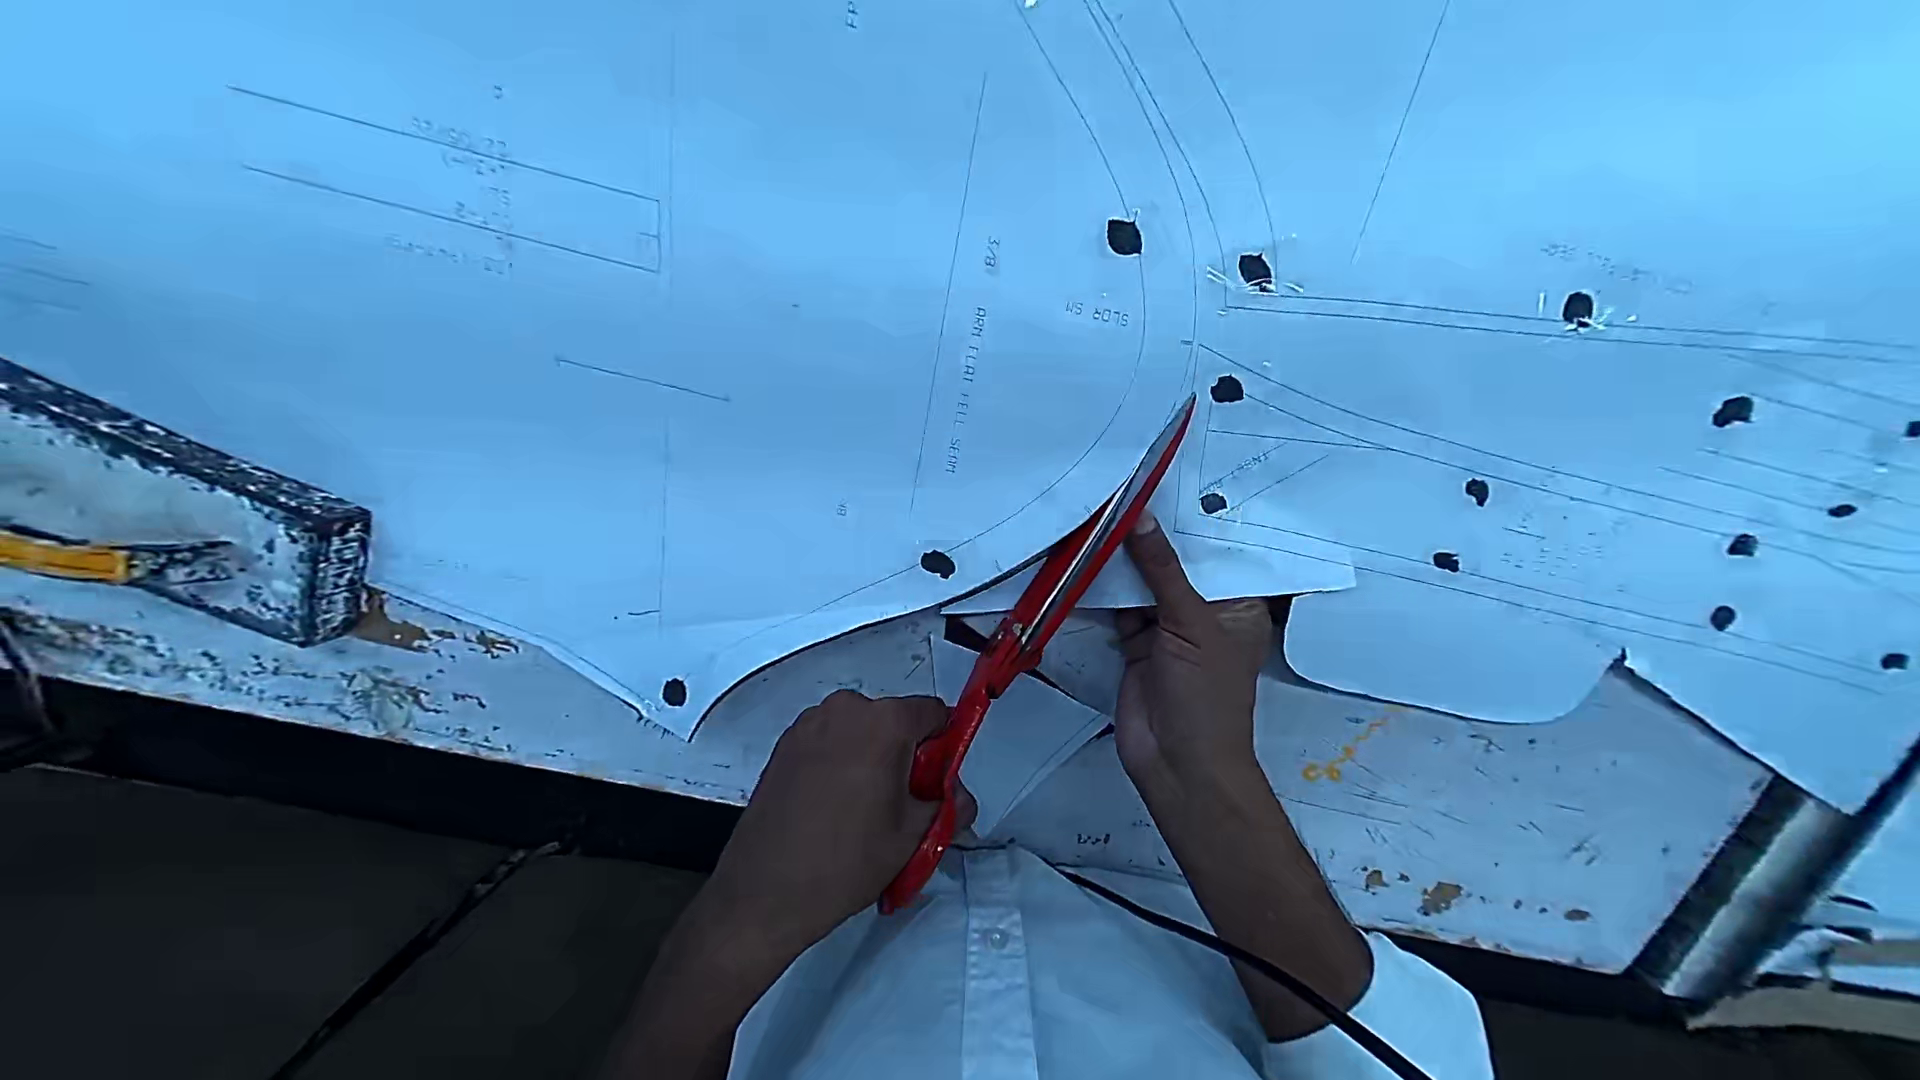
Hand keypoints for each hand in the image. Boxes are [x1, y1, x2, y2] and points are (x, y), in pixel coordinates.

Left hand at [702, 691, 972, 953]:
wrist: (763, 893)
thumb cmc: (845, 861)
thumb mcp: (915, 836)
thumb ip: (951, 804)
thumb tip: (960, 796)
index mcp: (885, 722)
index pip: (933, 712)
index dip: (942, 745)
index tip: (935, 780)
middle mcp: (846, 709)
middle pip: (895, 720)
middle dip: (905, 754)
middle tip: (899, 804)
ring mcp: (810, 723)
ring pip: (861, 731)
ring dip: (871, 757)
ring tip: (860, 811)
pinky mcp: (785, 743)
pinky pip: (830, 740)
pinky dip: (840, 761)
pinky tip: (831, 807)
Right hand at [1113, 511, 1274, 799]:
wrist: (1175, 763)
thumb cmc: (1205, 694)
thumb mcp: (1190, 624)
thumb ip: (1161, 571)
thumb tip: (1140, 517)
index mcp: (1237, 604)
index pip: (1218, 551)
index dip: (1193, 519)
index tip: (1168, 479)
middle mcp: (1203, 610)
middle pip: (1175, 564)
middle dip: (1151, 534)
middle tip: (1124, 486)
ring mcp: (1166, 626)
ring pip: (1143, 583)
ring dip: (1122, 558)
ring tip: (1100, 511)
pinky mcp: (1134, 641)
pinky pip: (1118, 605)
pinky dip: (1103, 586)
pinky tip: (1086, 553)